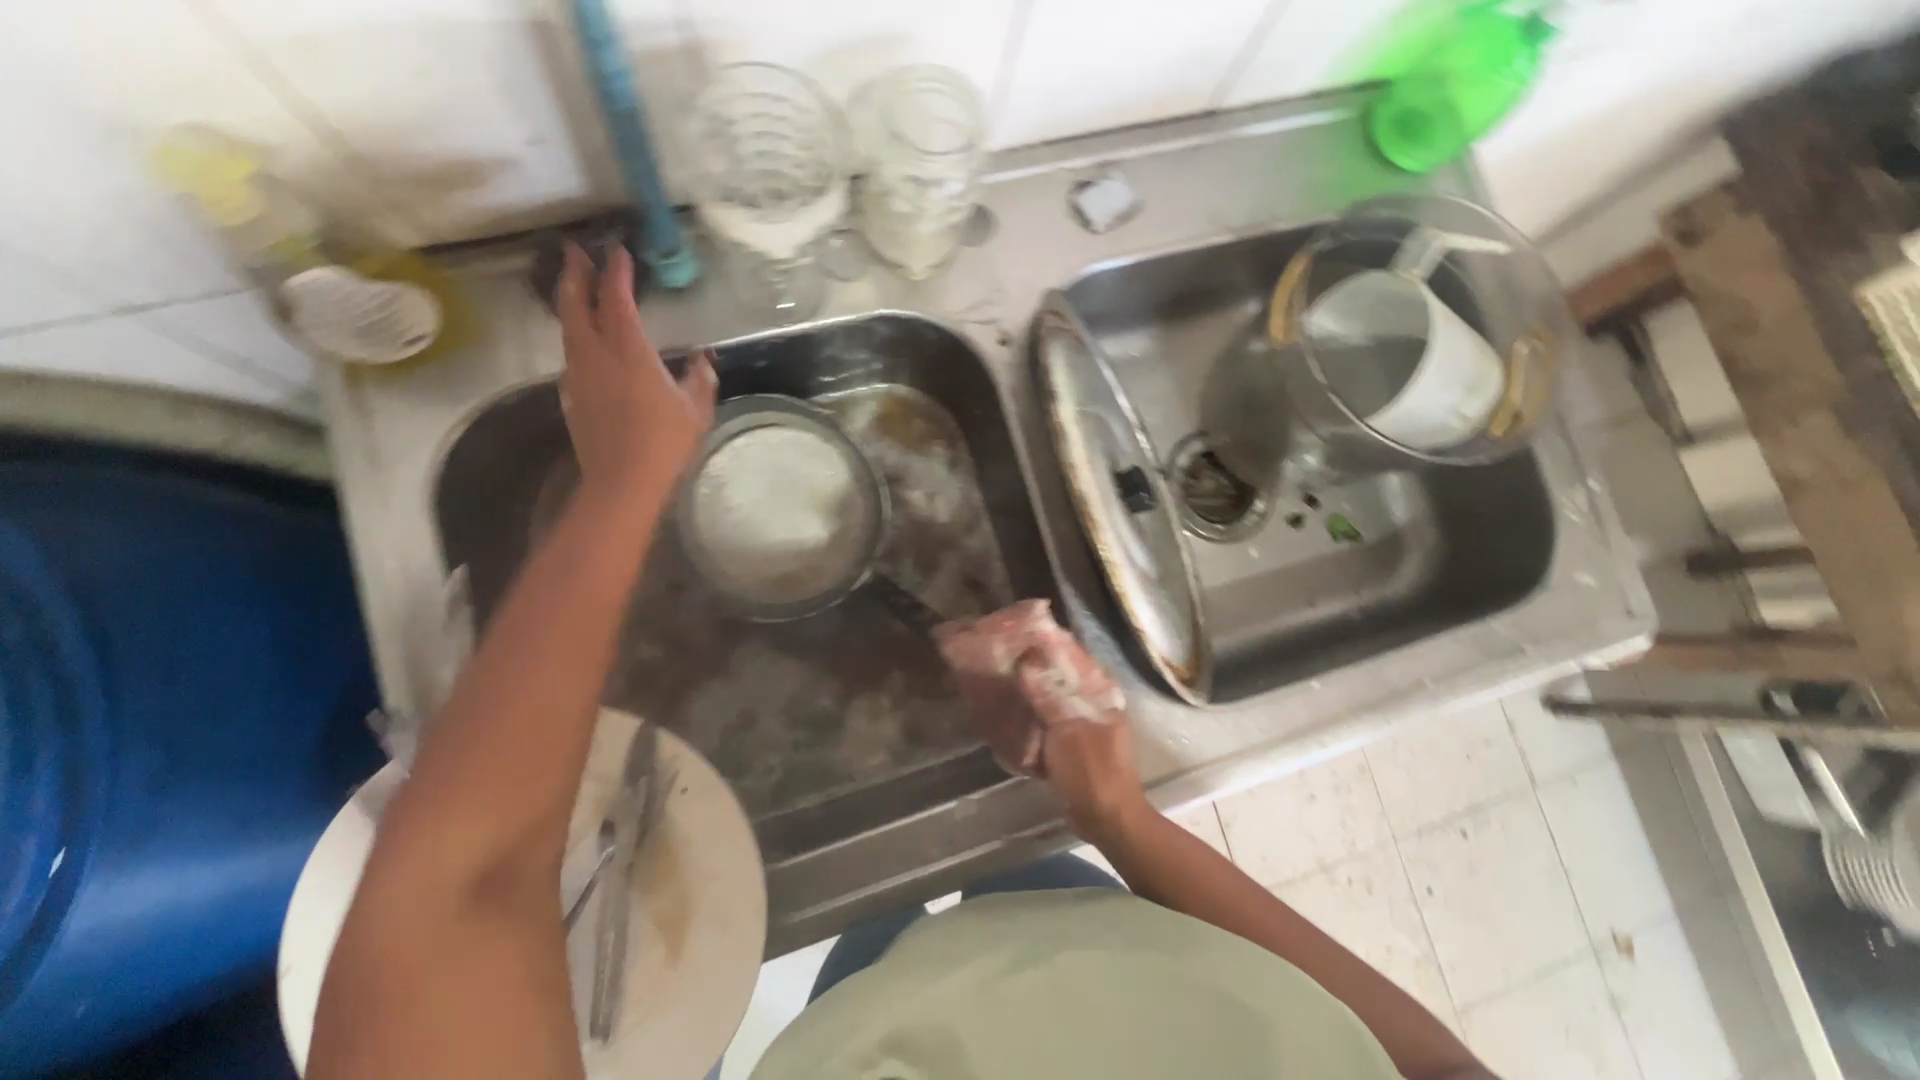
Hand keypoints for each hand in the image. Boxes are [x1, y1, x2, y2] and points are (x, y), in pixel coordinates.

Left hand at [556, 243, 717, 511]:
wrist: (623, 482)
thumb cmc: (665, 442)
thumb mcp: (696, 408)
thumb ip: (700, 378)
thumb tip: (702, 358)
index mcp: (628, 350)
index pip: (617, 298)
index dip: (616, 271)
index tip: (618, 250)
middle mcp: (596, 354)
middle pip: (576, 304)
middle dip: (575, 274)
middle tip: (574, 250)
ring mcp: (579, 375)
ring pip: (569, 328)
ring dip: (570, 303)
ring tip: (574, 287)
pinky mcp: (572, 397)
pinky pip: (572, 355)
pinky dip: (576, 336)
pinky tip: (585, 342)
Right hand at [1015, 647, 1150, 844]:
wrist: (1107, 819)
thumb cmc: (1092, 772)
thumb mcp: (1065, 730)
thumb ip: (1047, 694)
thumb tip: (1026, 657)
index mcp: (1100, 694)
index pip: (1074, 656)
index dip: (1048, 644)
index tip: (1017, 634)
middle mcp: (1094, 704)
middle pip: (1061, 677)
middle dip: (1033, 667)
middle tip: (1000, 657)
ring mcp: (1084, 725)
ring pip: (1053, 700)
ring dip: (1031, 693)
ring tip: (999, 680)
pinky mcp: (1072, 746)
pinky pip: (1048, 723)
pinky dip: (1031, 718)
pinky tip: (1009, 714)